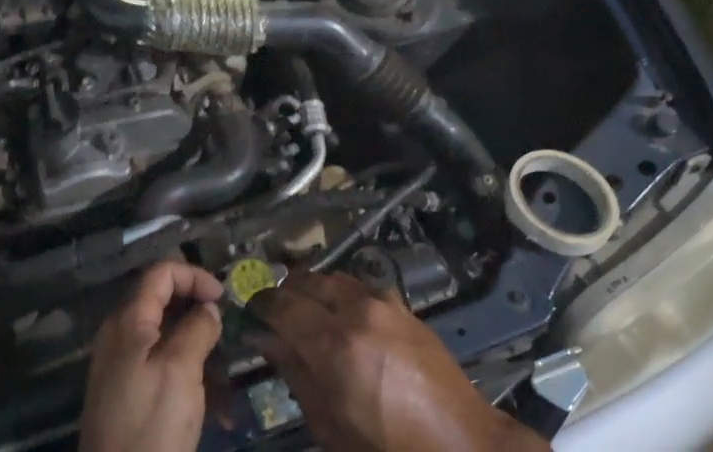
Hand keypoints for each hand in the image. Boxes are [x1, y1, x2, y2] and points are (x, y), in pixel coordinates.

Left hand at [80, 261, 225, 451]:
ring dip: (194, 340)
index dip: (194, 276)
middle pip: (160, 299)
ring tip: (223, 362)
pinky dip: (184, 366)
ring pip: (162, 333)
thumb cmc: (150, 424)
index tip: (224, 299)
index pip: (160, 273)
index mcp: (128, 320)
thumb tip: (208, 308)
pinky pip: (158, 362)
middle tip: (226, 326)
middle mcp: (119, 334)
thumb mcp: (180, 372)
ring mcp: (120, 363)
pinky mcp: (125, 391)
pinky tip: (208, 394)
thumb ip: (196, 330)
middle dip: (195, 306)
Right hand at [249, 270, 549, 451]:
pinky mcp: (404, 306)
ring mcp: (385, 304)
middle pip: (306, 281)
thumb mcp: (330, 424)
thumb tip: (266, 340)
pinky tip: (345, 316)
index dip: (260, 304)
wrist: (461, 443)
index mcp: (334, 345)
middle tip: (276, 313)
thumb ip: (295, 374)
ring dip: (315, 289)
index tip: (250, 311)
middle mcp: (357, 312)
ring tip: (309, 312)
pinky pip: (362, 287)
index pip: (281, 305)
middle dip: (286, 293)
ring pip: (334, 278)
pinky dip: (344, 294)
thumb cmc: (387, 446)